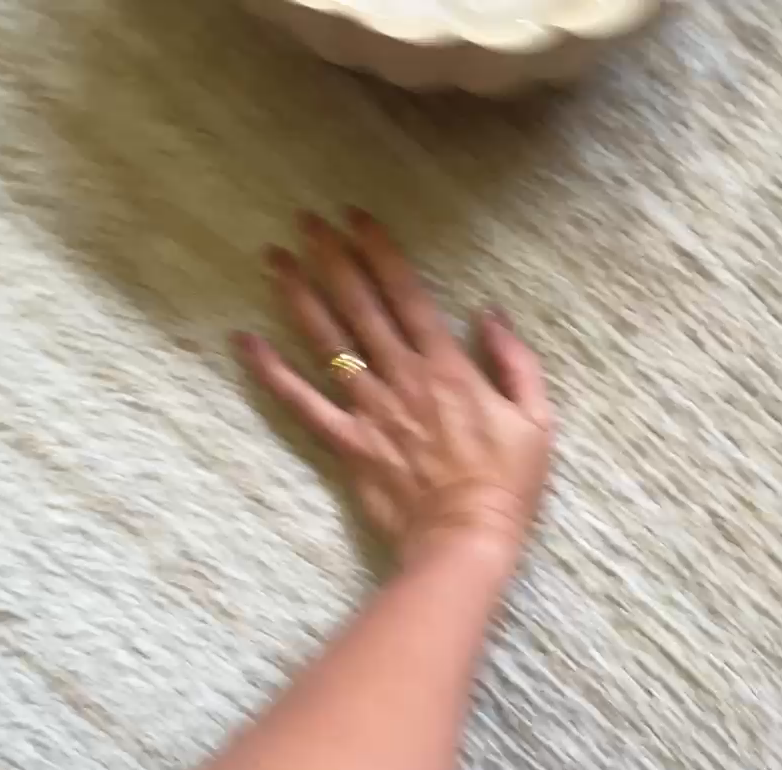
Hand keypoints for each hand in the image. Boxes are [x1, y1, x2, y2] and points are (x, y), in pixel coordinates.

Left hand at [232, 209, 554, 569]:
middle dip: (332, 258)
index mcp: (448, 367)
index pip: (408, 295)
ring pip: (327, 343)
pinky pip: (302, 403)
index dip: (380, 252)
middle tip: (306, 221)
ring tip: (274, 259)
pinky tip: (245, 342)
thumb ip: (514, 361)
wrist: (466, 539)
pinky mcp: (348, 444)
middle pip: (360, 306)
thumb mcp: (536, 418)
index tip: (357, 219)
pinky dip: (272, 373)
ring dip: (299, 296)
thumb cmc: (507, 483)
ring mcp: (370, 410)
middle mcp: (402, 377)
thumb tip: (489, 314)